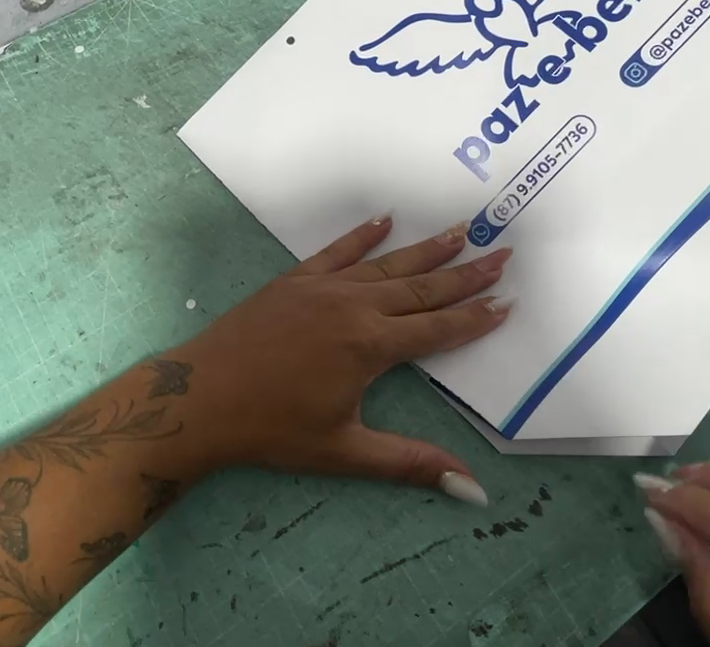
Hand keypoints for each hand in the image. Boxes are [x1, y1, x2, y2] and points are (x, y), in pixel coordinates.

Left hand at [166, 215, 510, 503]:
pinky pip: (337, 251)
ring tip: (460, 229)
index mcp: (370, 347)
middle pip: (421, 288)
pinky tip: (384, 220)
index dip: (475, 318)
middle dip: (465, 273)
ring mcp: (323, 287)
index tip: (507, 300)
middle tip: (503, 253)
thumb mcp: (344, 452)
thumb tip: (475, 489)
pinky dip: (362, 235)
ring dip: (425, 248)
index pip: (437, 329)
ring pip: (386, 264)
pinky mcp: (295, 279)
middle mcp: (354, 307)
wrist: (203, 395)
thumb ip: (410, 463)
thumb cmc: (273, 428)